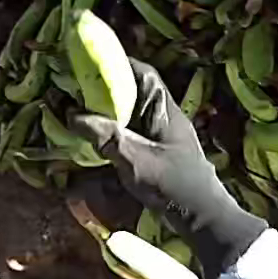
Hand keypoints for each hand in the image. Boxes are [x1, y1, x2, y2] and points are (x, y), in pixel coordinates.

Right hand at [71, 59, 268, 278]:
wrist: (204, 218)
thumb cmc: (173, 185)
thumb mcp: (136, 160)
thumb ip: (107, 137)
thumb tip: (73, 115)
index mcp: (165, 111)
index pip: (145, 76)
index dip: (121, 63)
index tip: (95, 60)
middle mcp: (165, 118)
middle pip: (136, 92)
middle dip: (110, 86)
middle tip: (80, 85)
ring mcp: (163, 136)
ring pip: (134, 113)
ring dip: (111, 109)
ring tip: (83, 108)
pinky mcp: (159, 153)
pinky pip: (134, 131)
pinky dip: (115, 129)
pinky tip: (98, 137)